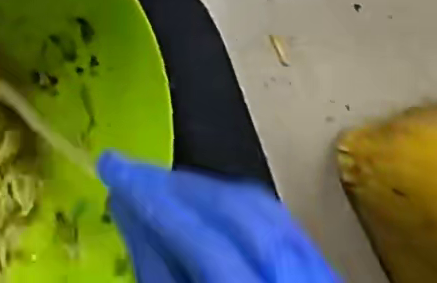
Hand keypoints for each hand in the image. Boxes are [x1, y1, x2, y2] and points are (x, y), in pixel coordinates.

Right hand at [98, 152, 339, 282]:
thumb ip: (153, 269)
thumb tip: (124, 202)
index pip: (206, 245)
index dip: (152, 198)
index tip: (108, 165)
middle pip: (244, 217)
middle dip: (179, 187)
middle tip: (130, 171)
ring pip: (267, 214)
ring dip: (206, 191)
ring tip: (160, 185)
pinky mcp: (329, 282)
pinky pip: (283, 230)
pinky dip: (237, 210)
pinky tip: (200, 207)